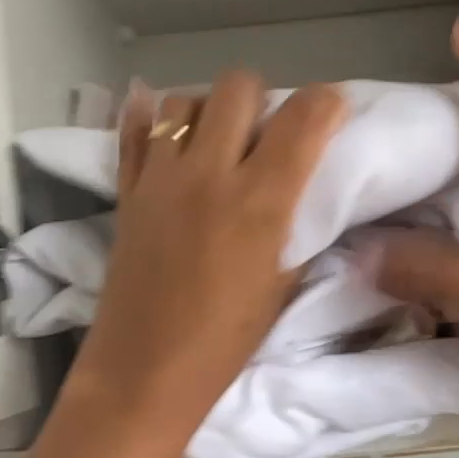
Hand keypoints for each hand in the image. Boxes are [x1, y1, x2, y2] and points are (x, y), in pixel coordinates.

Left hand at [67, 72, 346, 438]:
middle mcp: (209, 174)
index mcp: (261, 201)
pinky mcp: (126, 190)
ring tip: (218, 142)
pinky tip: (167, 130)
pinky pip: (134, 131)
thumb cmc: (226, 340)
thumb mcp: (282, 283)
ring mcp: (160, 178)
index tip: (331, 114)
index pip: (302, 117)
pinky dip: (151, 120)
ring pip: (185, 100)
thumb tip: (305, 190)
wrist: (145, 371)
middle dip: (263, 99)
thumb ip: (296, 227)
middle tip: (268, 133)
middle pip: (238, 87)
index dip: (326, 103)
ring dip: (210, 110)